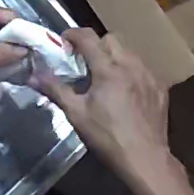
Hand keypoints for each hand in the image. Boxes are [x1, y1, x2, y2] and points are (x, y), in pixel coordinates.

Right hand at [33, 30, 184, 192]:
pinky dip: (130, 71)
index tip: (63, 42)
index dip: (73, 34)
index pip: (88, 37)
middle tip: (83, 61)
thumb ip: (55, 89)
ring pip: (129, 52)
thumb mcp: (76, 113)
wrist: (146, 160)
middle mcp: (131, 65)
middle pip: (110, 39)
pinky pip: (142, 68)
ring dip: (113, 56)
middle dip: (95, 45)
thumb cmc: (107, 137)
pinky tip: (124, 90)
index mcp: (108, 69)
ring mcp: (149, 76)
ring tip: (103, 75)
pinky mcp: (160, 88)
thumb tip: (33, 75)